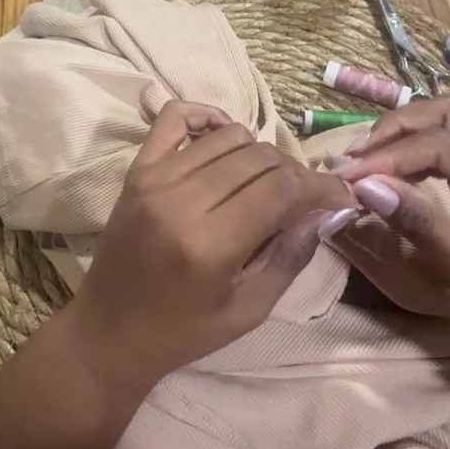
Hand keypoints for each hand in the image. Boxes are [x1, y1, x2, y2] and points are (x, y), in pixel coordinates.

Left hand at [64, 101, 356, 392]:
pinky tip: (225, 137)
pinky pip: (175, 117)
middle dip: (294, 172)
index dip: (321, 186)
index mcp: (210, 244)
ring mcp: (155, 178)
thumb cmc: (183, 332)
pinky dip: (208, 116)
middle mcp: (181, 200)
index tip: (341, 196)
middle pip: (259, 158)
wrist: (108, 332)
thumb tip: (325, 210)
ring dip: (259, 153)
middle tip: (304, 197)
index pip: (282, 188)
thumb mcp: (249, 311)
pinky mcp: (137, 169)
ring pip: (228, 136)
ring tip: (265, 181)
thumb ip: (290, 257)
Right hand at [333, 96, 449, 405]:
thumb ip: (420, 221)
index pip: (442, 143)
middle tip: (355, 156)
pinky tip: (395, 180)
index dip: (389, 156)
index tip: (345, 176)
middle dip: (399, 129)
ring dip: (408, 142)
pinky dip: (422, 165)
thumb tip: (363, 184)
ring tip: (366, 165)